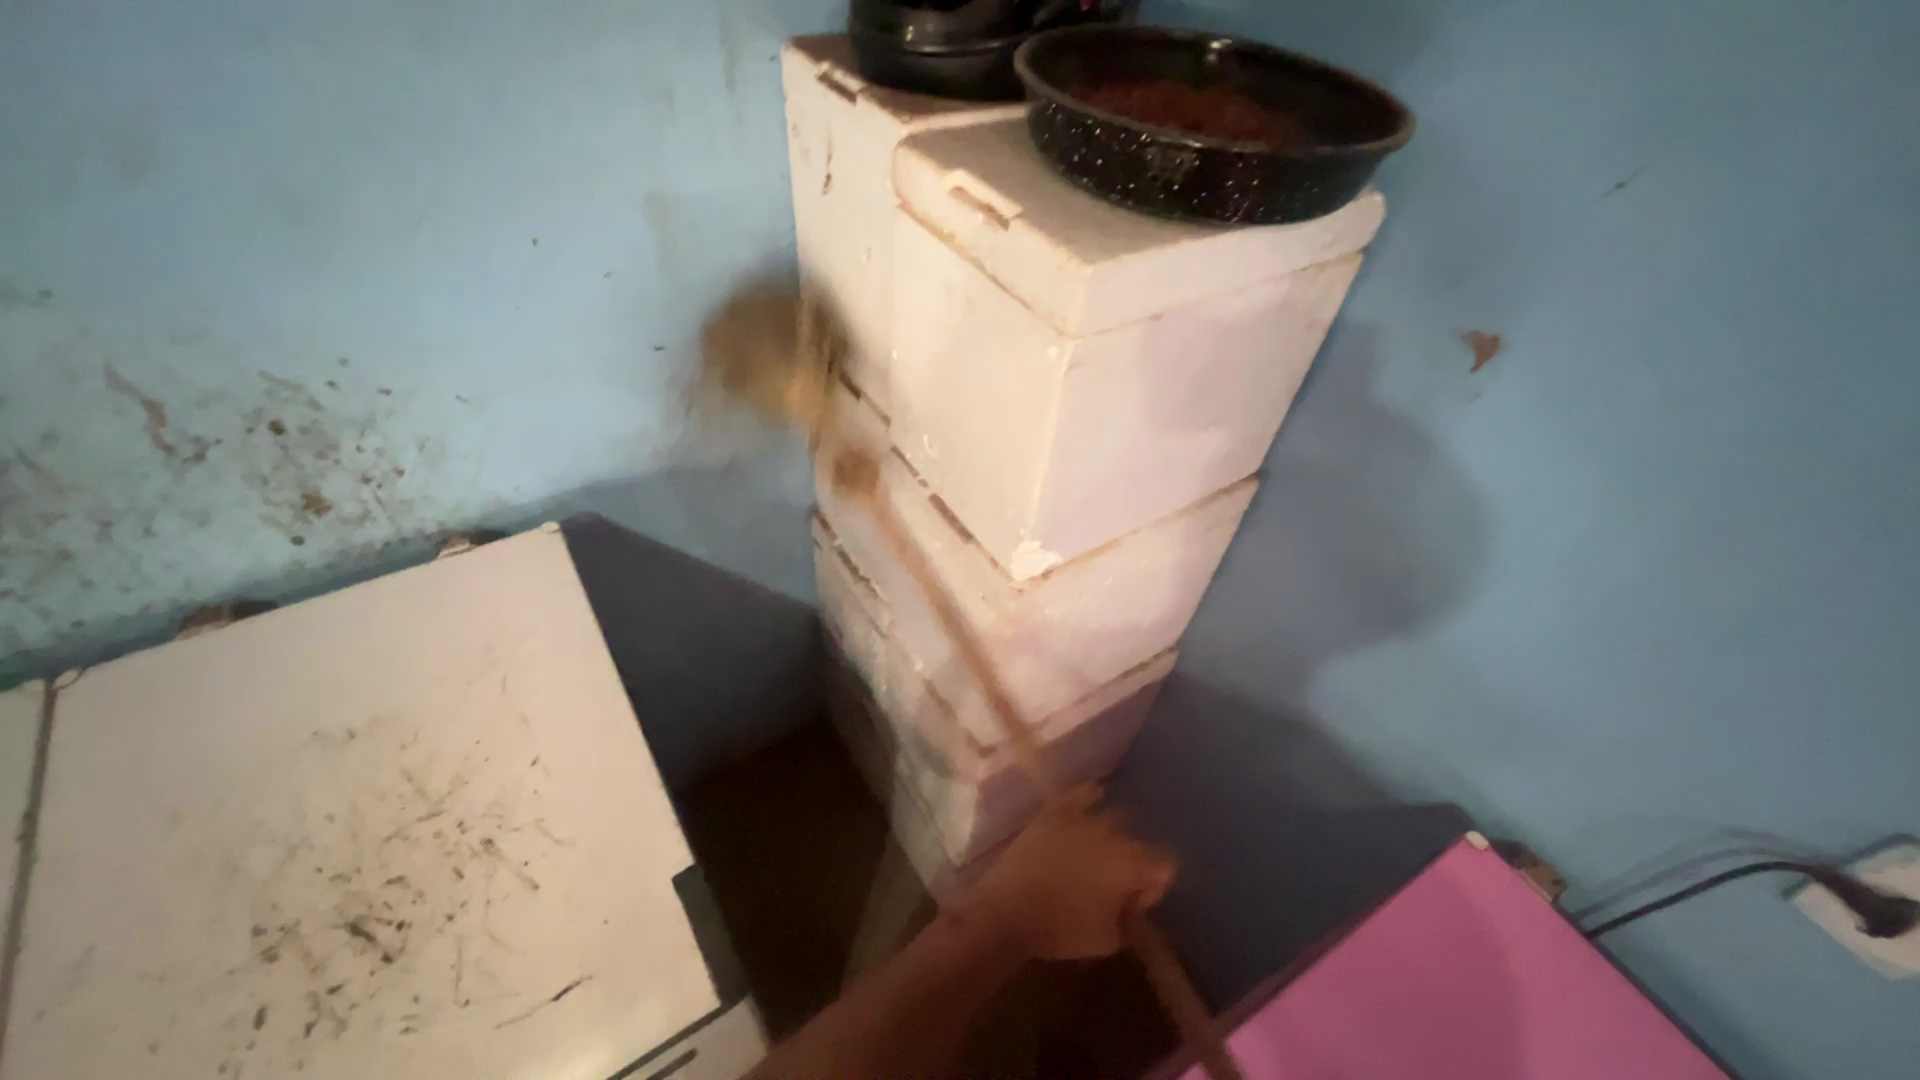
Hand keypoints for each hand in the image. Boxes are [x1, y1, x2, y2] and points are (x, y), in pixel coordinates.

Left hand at [967, 786, 1176, 959]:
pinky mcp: (1054, 810)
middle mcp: (1114, 833)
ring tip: (1093, 853)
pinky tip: (1088, 802)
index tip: (1134, 903)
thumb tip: (1130, 906)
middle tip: (1112, 883)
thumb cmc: (1062, 929)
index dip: (1154, 886)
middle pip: (1138, 841)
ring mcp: (1083, 816)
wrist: (1008, 910)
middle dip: (1132, 860)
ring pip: (1112, 816)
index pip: (1166, 865)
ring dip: (1110, 835)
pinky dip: (1088, 798)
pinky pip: (1081, 793)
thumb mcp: (1109, 940)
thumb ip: (1130, 920)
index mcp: (1133, 864)